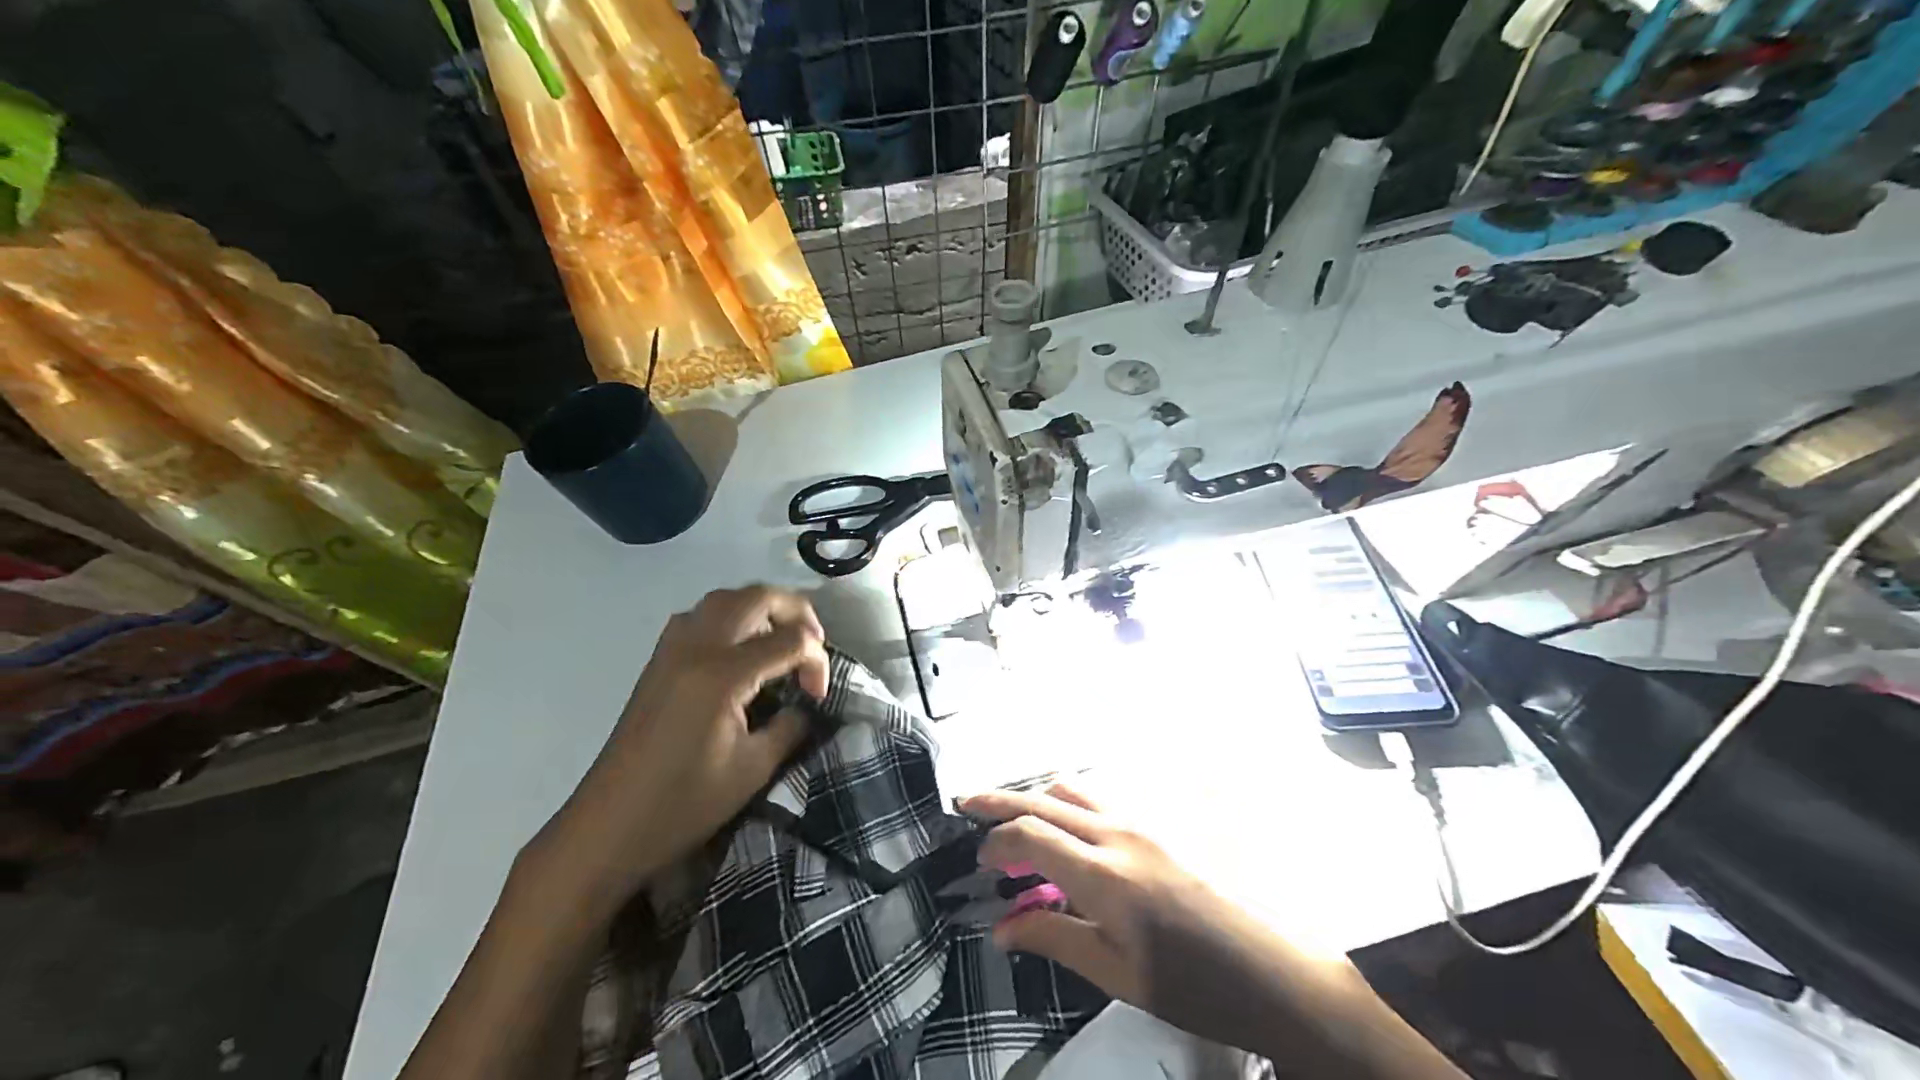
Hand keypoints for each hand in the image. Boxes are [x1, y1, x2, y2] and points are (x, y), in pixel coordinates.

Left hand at [543, 586, 828, 905]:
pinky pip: (701, 615)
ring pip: (726, 598)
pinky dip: (732, 617)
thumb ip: (789, 726)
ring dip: (762, 609)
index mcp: (722, 675)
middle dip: (797, 613)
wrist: (609, 825)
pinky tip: (741, 652)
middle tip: (813, 648)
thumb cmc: (683, 804)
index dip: (817, 660)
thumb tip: (805, 705)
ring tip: (781, 643)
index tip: (817, 696)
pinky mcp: (658, 660)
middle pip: (757, 597)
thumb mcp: (752, 770)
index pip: (790, 639)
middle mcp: (696, 647)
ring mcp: (672, 649)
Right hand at [958, 785, 1387, 1067]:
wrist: (1270, 972)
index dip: (996, 842)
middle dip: (1000, 799)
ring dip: (1036, 796)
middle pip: (1044, 799)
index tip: (981, 862)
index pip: (1030, 835)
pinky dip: (1069, 802)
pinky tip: (1066, 826)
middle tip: (966, 801)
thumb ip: (1053, 937)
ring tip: (1014, 814)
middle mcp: (1118, 834)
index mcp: (1103, 874)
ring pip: (1073, 790)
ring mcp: (1142, 824)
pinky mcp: (1160, 826)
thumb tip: (1001, 928)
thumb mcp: (1114, 973)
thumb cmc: (1190, 984)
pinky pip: (1101, 799)